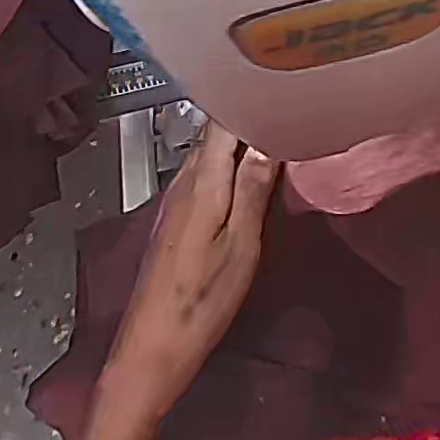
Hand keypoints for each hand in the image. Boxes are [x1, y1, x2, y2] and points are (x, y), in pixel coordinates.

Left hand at [100, 122, 277, 425]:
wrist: (152, 347)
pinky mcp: (175, 217)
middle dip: (248, 118)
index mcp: (202, 182)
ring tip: (276, 134)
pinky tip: (248, 172)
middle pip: (214, 134)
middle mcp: (183, 181)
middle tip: (287, 111)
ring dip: (238, 141)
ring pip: (209, 153)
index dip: (249, 102)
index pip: (222, 123)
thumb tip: (268, 138)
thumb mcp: (241, 245)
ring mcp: (175, 199)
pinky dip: (228, 164)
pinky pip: (205, 173)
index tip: (281, 92)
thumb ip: (252, 188)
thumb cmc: (203, 300)